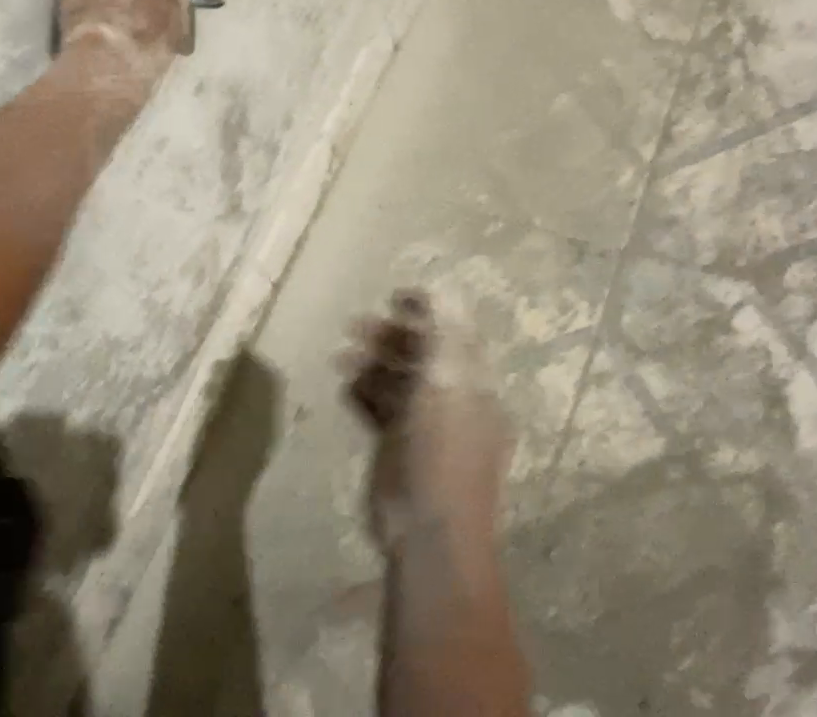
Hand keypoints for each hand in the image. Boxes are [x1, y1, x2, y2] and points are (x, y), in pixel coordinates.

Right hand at [342, 290, 513, 547]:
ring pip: (397, 383)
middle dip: (390, 338)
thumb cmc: (441, 452)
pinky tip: (345, 389)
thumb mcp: (446, 384)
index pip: (453, 337)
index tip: (393, 297)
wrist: (428, 530)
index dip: (427, 313)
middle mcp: (453, 402)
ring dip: (372, 365)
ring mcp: (425, 428)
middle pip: (421, 358)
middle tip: (354, 326)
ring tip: (341, 358)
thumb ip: (443, 335)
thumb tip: (443, 286)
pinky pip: (379, 410)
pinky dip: (364, 395)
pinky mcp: (398, 449)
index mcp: (474, 386)